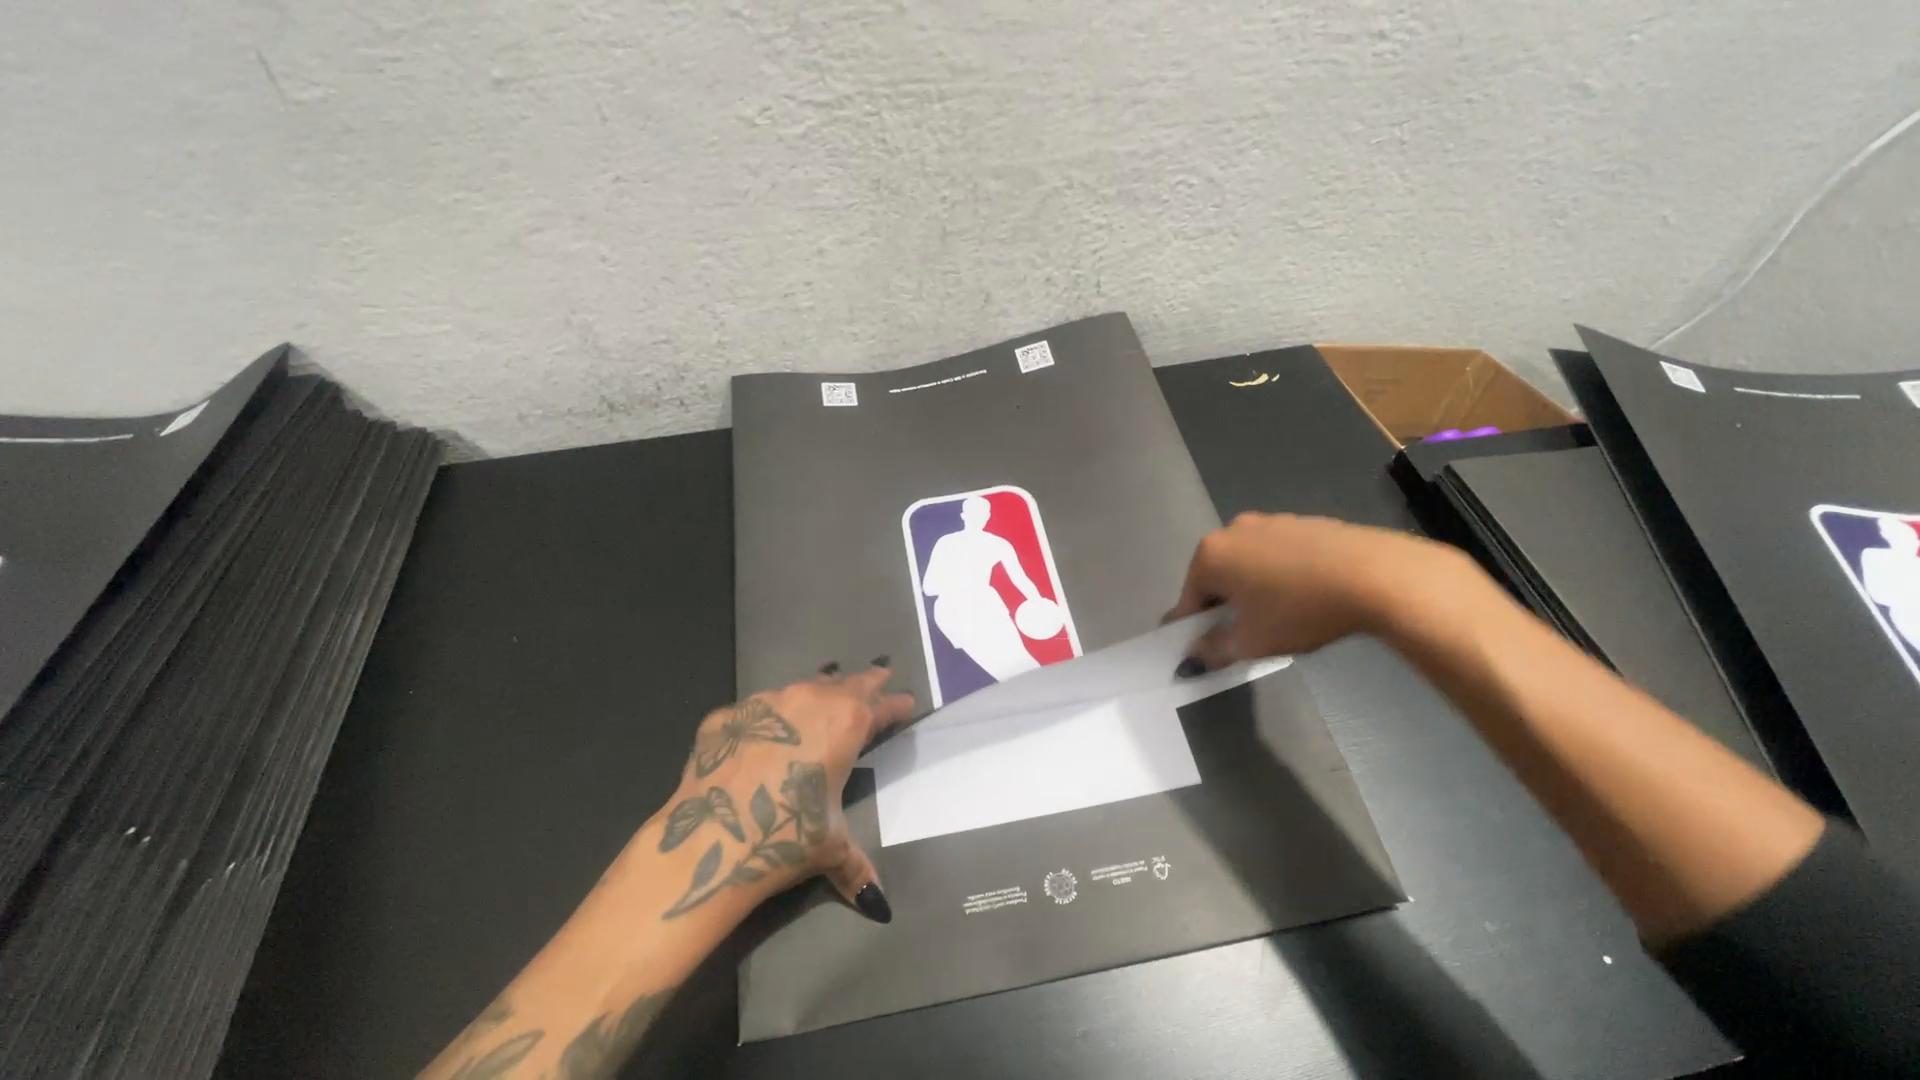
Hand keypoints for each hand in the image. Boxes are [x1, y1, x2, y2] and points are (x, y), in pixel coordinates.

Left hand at [653, 660, 912, 923]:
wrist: (709, 839)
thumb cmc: (785, 836)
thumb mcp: (831, 849)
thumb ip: (857, 867)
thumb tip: (878, 905)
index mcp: (846, 724)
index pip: (881, 706)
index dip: (896, 706)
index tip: (907, 701)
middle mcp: (808, 701)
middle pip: (844, 683)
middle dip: (863, 684)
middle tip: (878, 675)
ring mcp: (762, 703)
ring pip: (798, 690)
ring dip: (814, 696)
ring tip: (820, 702)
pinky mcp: (724, 717)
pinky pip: (754, 713)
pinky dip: (766, 721)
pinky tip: (761, 741)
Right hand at [1167, 512, 1470, 669]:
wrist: (1375, 576)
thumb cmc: (1300, 610)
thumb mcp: (1251, 643)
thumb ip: (1213, 649)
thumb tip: (1195, 652)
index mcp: (1211, 555)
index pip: (1188, 600)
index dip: (1195, 631)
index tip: (1212, 652)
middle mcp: (1233, 530)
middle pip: (1217, 577)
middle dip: (1227, 607)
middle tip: (1250, 636)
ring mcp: (1271, 521)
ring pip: (1250, 564)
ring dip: (1255, 590)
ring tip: (1285, 617)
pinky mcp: (1305, 522)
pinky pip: (1280, 555)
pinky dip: (1284, 575)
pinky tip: (1310, 597)